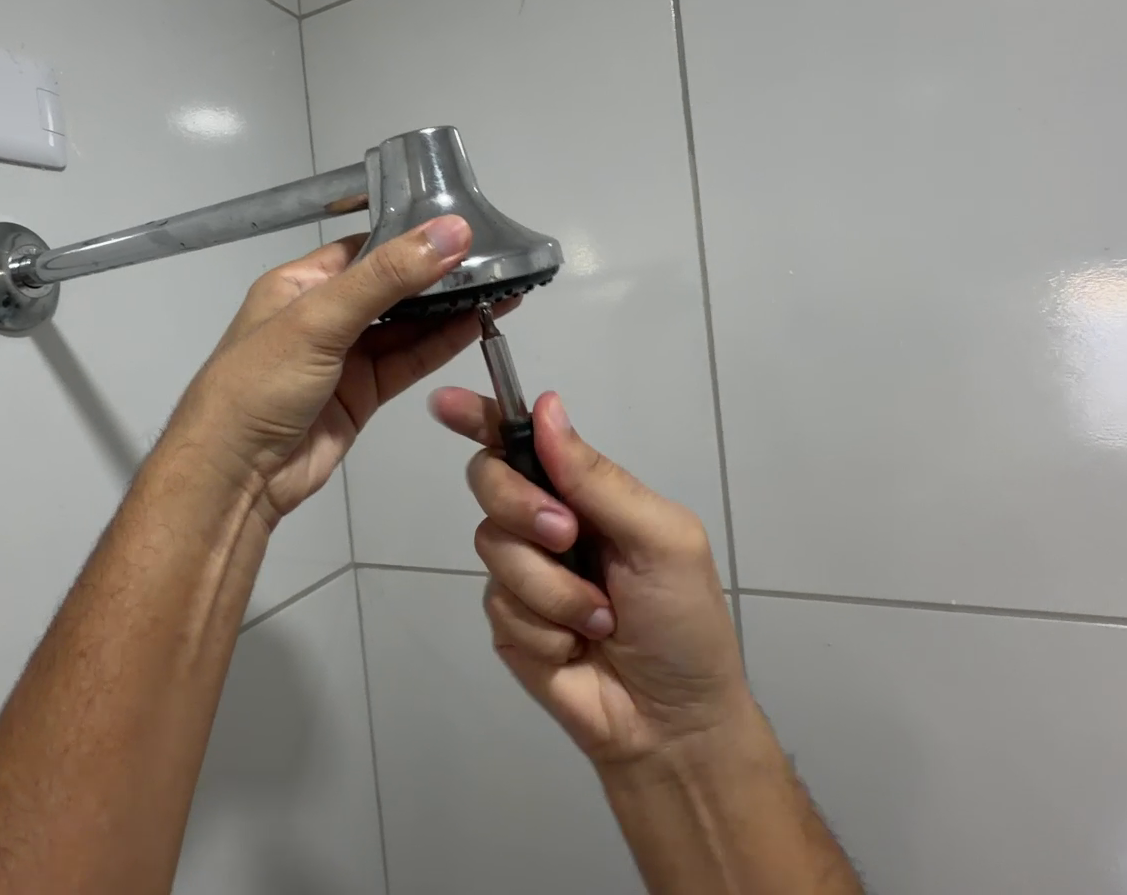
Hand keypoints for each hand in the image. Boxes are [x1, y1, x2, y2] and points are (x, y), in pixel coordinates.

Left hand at [162, 215, 484, 524]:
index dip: (409, 237)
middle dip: (437, 275)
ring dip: (447, 310)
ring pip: (404, 327)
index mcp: (298, 285)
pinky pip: (407, 362)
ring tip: (501, 286)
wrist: (237, 474)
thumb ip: (386, 278)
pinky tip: (477, 325)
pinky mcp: (362, 395)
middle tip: (495, 258)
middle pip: (390, 288)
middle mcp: (322, 316)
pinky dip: (441, 345)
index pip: (363, 250)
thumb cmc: (259, 384)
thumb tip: (449, 232)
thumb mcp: (319, 320)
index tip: (462, 227)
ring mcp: (344, 358)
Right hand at [428, 389, 749, 766]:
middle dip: (520, 505)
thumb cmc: (683, 620)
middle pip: (488, 481)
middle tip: (566, 535)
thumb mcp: (661, 539)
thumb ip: (598, 477)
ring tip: (598, 620)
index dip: (479, 416)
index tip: (444, 404)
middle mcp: (542, 520)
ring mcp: (520, 570)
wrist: (671, 721)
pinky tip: (574, 648)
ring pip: (494, 547)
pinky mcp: (506, 618)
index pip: (520, 439)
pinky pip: (500, 604)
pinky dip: (545, 628)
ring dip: (552, 587)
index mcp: (581, 491)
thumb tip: (546, 406)